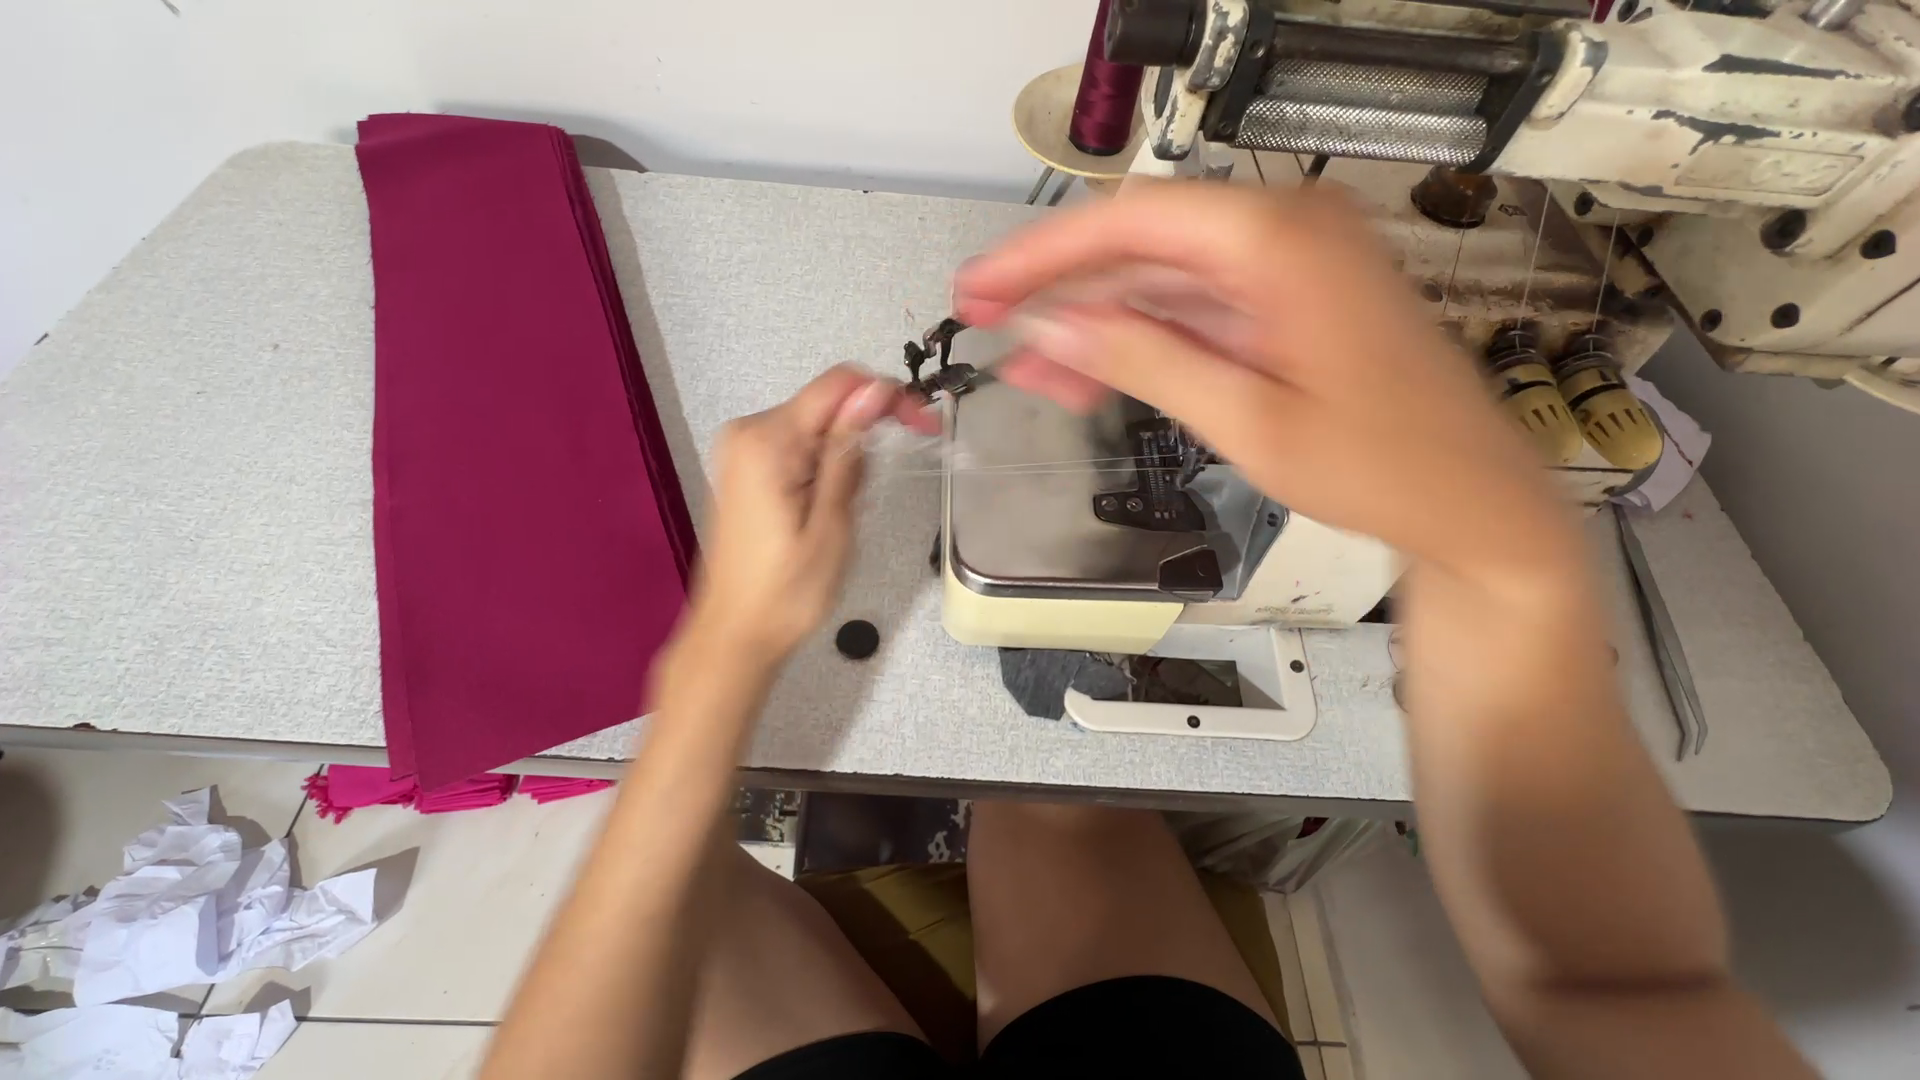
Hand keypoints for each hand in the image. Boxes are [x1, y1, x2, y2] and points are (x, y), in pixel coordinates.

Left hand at [680, 366, 915, 660]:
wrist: (734, 635)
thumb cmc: (787, 593)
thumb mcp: (831, 524)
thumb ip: (848, 452)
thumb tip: (875, 391)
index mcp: (767, 440)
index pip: (839, 384)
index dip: (888, 395)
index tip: (925, 427)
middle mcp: (748, 432)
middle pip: (827, 404)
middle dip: (864, 436)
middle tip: (870, 497)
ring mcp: (742, 450)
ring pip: (816, 428)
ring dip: (844, 460)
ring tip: (841, 516)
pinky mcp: (745, 469)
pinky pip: (798, 448)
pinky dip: (823, 469)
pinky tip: (823, 511)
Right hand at [953, 182, 1579, 584]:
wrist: (1469, 505)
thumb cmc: (1389, 464)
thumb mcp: (1246, 417)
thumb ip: (1144, 360)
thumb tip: (1056, 328)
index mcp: (1283, 243)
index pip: (1130, 222)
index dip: (1042, 255)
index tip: (985, 286)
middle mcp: (1285, 239)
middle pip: (1138, 247)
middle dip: (1057, 290)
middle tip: (988, 319)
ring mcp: (1285, 274)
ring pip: (1157, 285)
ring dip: (1090, 326)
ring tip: (1026, 368)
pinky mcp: (1282, 309)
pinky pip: (1189, 314)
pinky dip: (1137, 344)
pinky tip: (1085, 374)